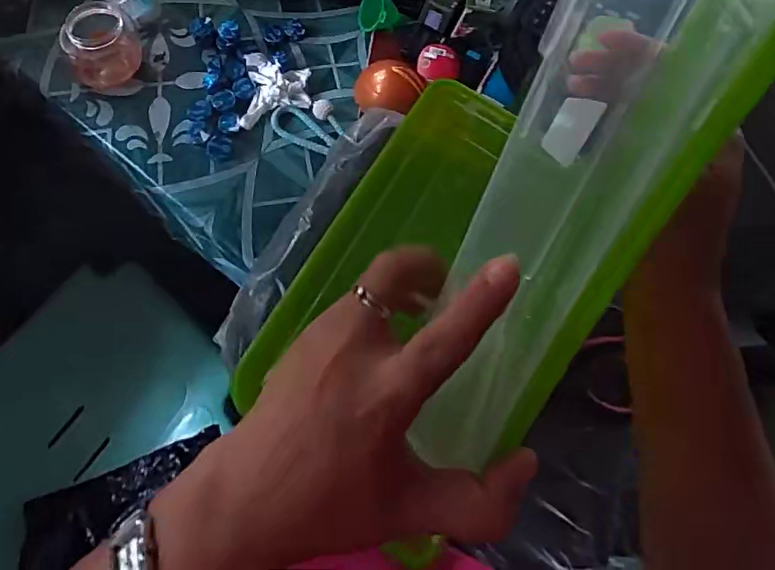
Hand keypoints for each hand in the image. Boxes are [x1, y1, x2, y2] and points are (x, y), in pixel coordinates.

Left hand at [150, 248, 538, 569]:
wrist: (249, 490)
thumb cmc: (333, 502)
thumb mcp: (413, 512)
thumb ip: (481, 500)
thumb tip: (525, 460)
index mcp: (388, 390)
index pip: (446, 337)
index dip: (481, 300)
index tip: (507, 264)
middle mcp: (353, 346)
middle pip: (390, 273)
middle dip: (423, 263)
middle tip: (443, 282)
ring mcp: (321, 333)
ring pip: (367, 286)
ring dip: (398, 289)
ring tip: (415, 315)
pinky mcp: (300, 334)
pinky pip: (347, 305)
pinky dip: (371, 307)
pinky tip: (374, 345)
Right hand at [565, 27, 740, 299]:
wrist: (669, 289)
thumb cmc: (669, 235)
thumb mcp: (660, 174)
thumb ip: (649, 129)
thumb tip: (627, 81)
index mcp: (714, 133)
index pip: (682, 73)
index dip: (642, 50)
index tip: (603, 40)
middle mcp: (700, 135)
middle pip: (658, 84)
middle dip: (616, 68)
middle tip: (574, 65)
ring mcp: (677, 152)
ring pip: (641, 103)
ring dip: (607, 88)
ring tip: (571, 85)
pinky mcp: (654, 168)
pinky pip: (630, 127)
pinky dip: (605, 114)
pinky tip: (578, 113)